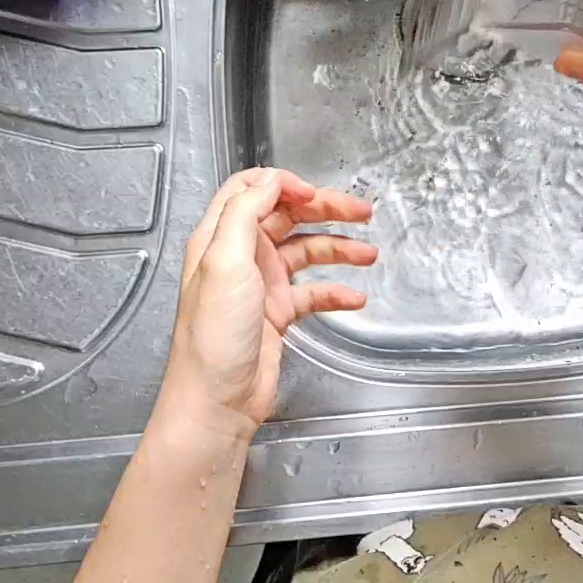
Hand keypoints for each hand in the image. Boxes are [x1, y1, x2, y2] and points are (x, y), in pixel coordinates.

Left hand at [159, 168, 375, 434]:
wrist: (215, 403)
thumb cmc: (212, 335)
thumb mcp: (224, 262)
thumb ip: (245, 213)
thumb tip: (270, 179)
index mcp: (220, 237)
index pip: (250, 190)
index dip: (283, 184)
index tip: (314, 193)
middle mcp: (240, 256)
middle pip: (286, 216)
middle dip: (325, 210)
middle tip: (361, 211)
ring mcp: (260, 284)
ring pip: (305, 252)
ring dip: (338, 249)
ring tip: (369, 254)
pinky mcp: (277, 314)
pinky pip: (313, 293)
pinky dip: (335, 292)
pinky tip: (355, 299)